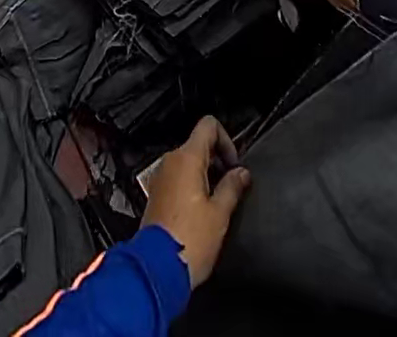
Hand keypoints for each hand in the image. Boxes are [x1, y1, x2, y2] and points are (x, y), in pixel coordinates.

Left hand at [140, 116, 250, 287]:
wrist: (155, 272)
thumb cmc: (189, 240)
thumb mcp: (220, 213)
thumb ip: (233, 186)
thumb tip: (241, 173)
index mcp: (187, 158)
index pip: (208, 125)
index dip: (226, 140)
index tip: (233, 165)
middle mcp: (170, 162)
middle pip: (199, 144)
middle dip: (217, 160)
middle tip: (230, 186)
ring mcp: (160, 178)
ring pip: (188, 162)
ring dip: (205, 175)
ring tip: (216, 203)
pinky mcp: (155, 196)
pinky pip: (177, 178)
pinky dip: (191, 186)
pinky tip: (200, 212)